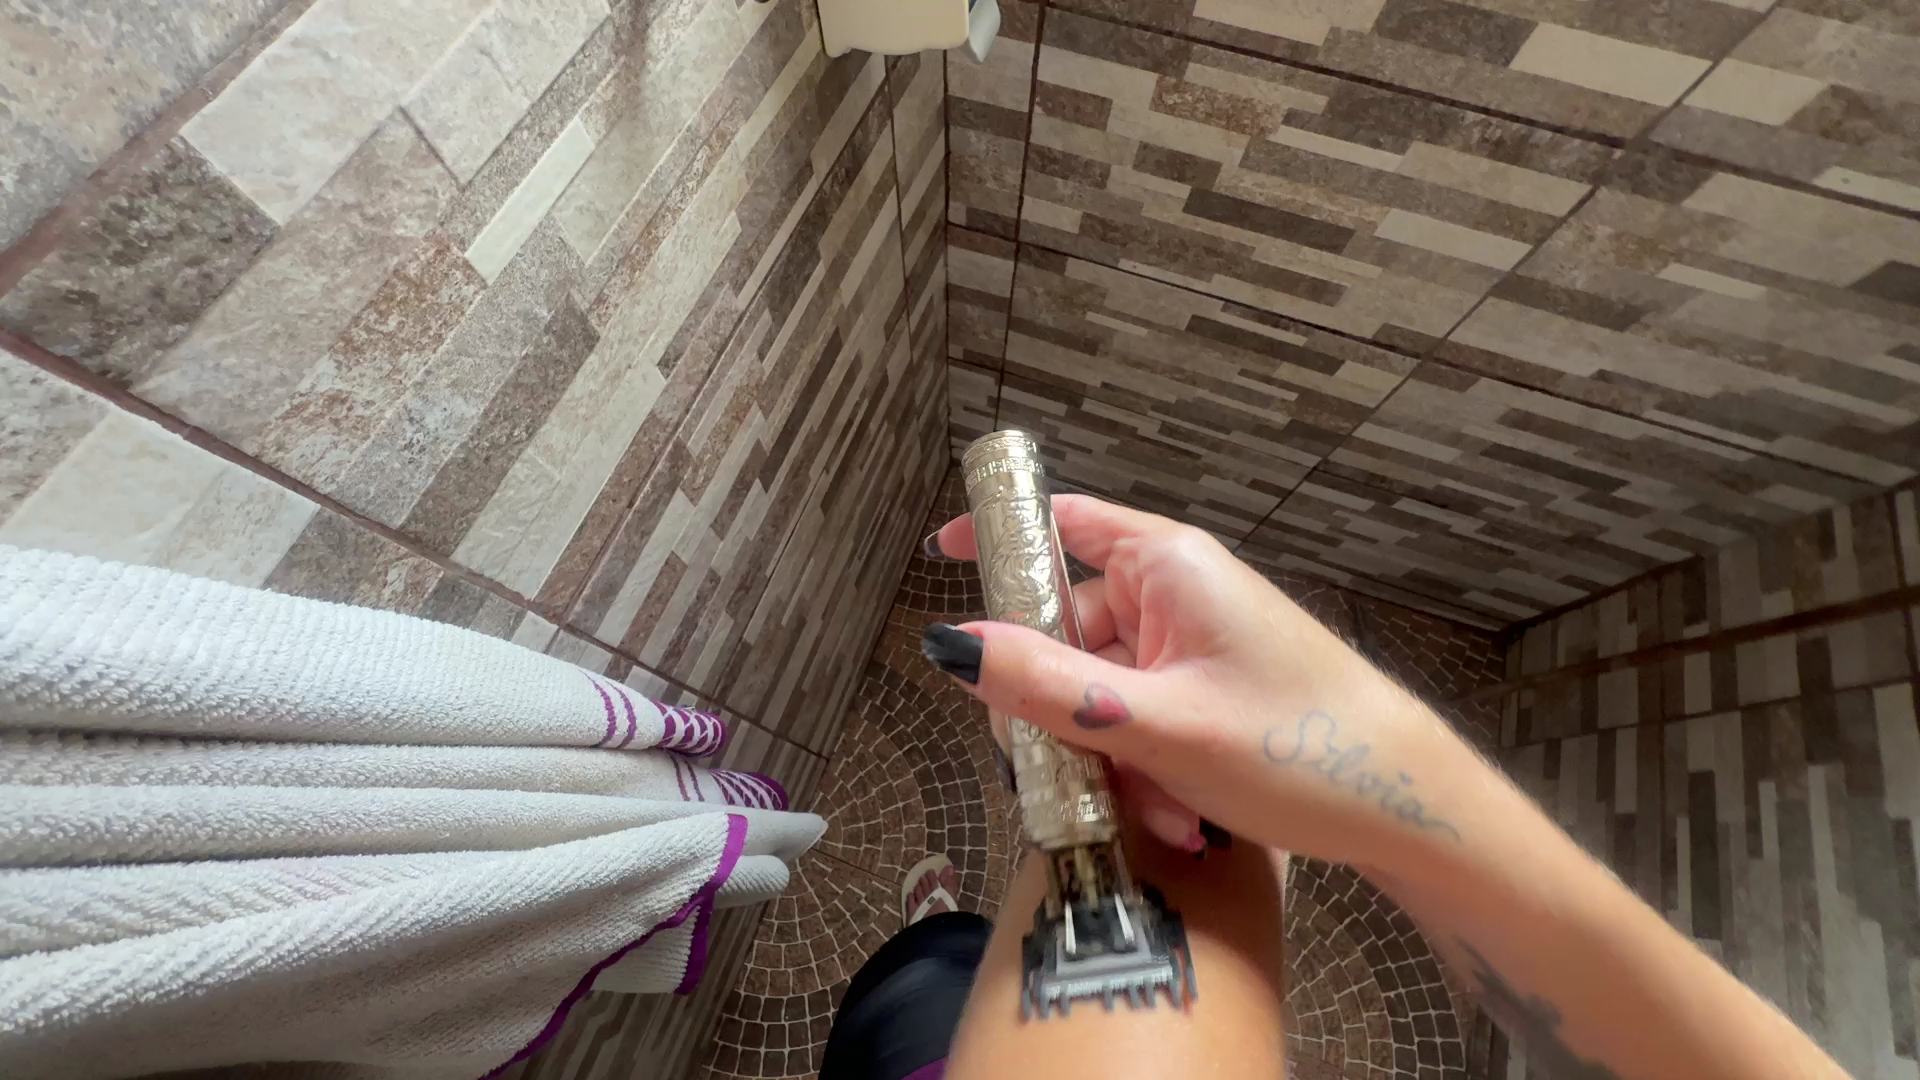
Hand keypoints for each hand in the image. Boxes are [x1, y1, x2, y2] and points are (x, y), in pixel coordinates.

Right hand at [924, 495, 1479, 874]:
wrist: (1412, 809)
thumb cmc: (1293, 746)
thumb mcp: (1154, 722)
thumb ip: (1045, 683)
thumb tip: (948, 644)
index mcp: (1164, 563)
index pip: (1062, 520)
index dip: (998, 533)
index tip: (941, 557)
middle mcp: (1172, 590)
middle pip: (1069, 628)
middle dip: (1062, 705)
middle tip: (1060, 771)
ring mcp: (1188, 640)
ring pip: (1101, 684)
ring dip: (1107, 750)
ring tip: (1153, 810)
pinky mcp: (1203, 682)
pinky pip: (1138, 709)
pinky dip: (1139, 759)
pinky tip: (1174, 813)